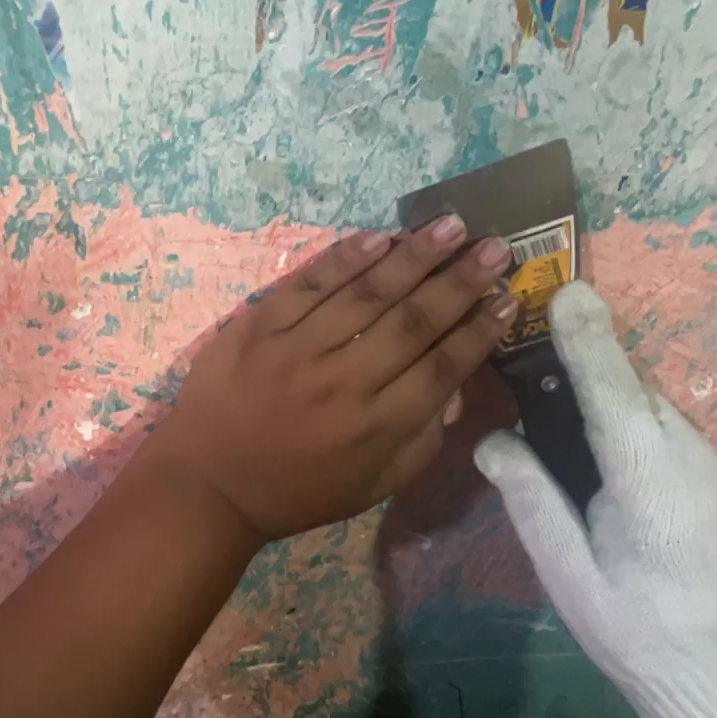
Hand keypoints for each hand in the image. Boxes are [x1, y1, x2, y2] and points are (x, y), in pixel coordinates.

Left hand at [143, 217, 516, 543]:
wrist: (206, 485)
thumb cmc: (295, 491)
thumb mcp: (371, 487)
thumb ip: (421, 443)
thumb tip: (456, 388)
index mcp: (377, 428)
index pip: (442, 368)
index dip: (480, 331)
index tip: (509, 297)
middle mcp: (344, 383)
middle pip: (413, 322)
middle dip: (460, 282)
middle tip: (494, 247)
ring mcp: (298, 349)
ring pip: (366, 294)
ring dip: (412, 257)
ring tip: (450, 226)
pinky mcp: (258, 326)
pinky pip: (309, 285)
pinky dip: (344, 259)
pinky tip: (377, 236)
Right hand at [475, 282, 716, 717]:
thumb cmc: (636, 629)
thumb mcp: (566, 571)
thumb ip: (528, 497)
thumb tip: (490, 438)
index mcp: (651, 487)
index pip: (615, 396)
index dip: (588, 342)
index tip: (566, 291)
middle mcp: (695, 461)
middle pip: (632, 391)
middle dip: (586, 364)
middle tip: (531, 353)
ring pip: (650, 406)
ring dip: (607, 396)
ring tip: (562, 420)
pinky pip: (666, 427)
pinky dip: (632, 422)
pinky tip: (608, 459)